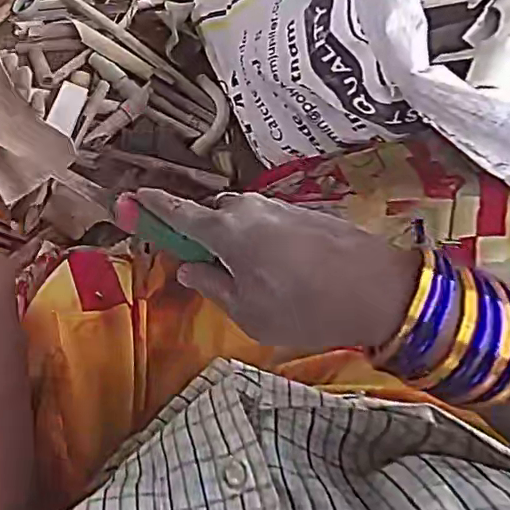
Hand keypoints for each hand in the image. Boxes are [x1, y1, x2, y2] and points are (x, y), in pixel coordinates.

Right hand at [120, 188, 419, 350]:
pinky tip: (283, 270)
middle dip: (201, 232)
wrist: (379, 287)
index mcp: (224, 229)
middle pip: (208, 212)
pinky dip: (258, 238)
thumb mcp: (249, 313)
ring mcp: (274, 205)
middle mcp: (244, 207)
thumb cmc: (305, 306)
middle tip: (210, 266)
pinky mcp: (299, 210)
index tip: (130, 197)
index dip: (149, 205)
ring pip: (238, 216)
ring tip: (257, 278)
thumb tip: (191, 267)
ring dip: (233, 237)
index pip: (175, 211)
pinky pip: (263, 220)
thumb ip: (212, 286)